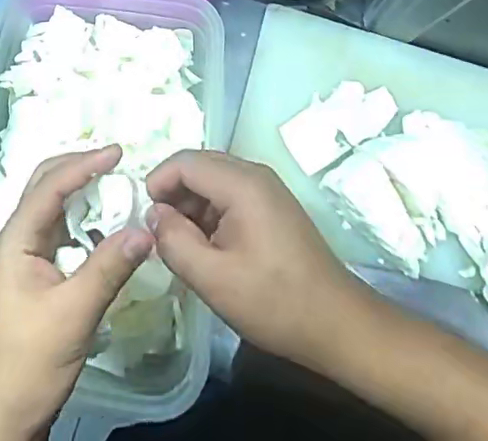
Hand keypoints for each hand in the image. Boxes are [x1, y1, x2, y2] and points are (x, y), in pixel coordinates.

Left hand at [0, 146, 154, 439]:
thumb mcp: (74, 312)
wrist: (4, 415)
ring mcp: (23, 258)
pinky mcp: (35, 277)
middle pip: (44, 188)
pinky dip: (83, 224)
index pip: (49, 186)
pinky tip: (106, 229)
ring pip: (53, 210)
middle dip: (77, 168)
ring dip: (81, 194)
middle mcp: (16, 239)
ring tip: (115, 186)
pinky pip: (60, 236)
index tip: (118, 152)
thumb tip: (145, 228)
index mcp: (15, 239)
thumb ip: (109, 267)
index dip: (83, 164)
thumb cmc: (31, 361)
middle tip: (115, 160)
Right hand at [145, 150, 362, 367]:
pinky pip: (231, 193)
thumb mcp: (213, 278)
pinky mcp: (274, 205)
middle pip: (199, 165)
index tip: (146, 217)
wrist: (340, 325)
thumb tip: (154, 215)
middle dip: (174, 193)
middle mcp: (255, 174)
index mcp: (242, 184)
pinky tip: (209, 245)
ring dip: (191, 203)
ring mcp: (268, 189)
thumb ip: (174, 241)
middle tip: (161, 231)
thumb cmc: (275, 302)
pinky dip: (211, 210)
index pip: (184, 162)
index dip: (158, 182)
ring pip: (214, 179)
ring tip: (183, 243)